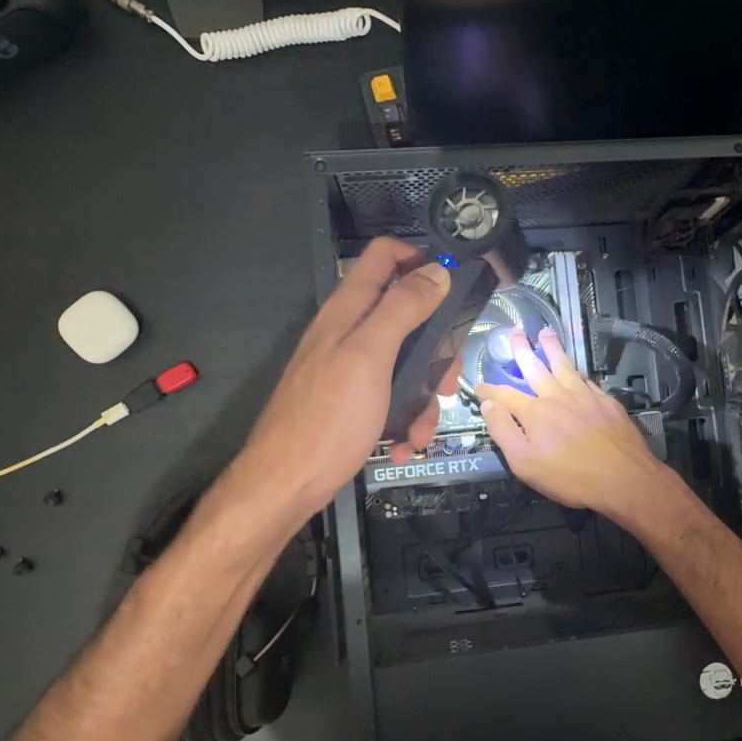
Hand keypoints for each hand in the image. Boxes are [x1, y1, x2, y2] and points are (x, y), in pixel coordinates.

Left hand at [222, 237, 458, 529]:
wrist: (286, 483)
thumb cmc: (329, 418)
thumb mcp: (371, 356)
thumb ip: (402, 309)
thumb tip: (436, 270)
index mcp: (348, 310)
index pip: (384, 257)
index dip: (420, 260)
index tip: (455, 288)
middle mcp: (346, 333)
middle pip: (405, 317)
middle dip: (436, 348)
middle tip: (447, 380)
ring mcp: (347, 370)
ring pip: (403, 365)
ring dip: (422, 397)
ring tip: (420, 431)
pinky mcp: (350, 403)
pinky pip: (389, 399)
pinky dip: (403, 420)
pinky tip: (403, 445)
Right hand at [475, 327, 677, 519]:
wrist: (623, 478)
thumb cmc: (569, 477)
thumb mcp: (524, 463)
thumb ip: (503, 431)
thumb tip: (489, 405)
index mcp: (535, 412)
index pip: (505, 395)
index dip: (490, 390)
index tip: (479, 387)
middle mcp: (558, 396)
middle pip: (536, 367)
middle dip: (522, 349)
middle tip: (516, 331)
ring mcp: (586, 396)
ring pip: (564, 366)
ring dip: (553, 348)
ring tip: (546, 333)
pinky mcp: (607, 402)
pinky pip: (587, 379)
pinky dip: (577, 371)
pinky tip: (576, 369)